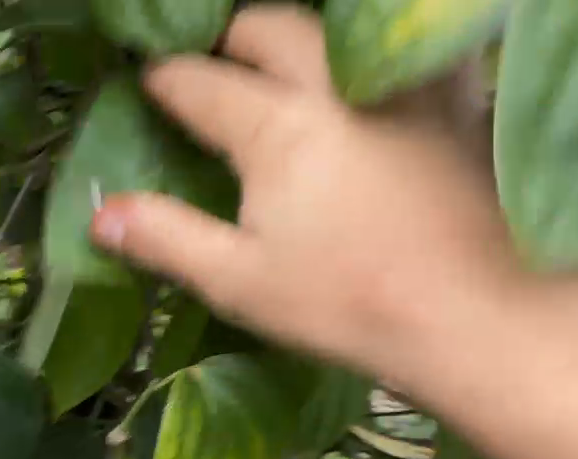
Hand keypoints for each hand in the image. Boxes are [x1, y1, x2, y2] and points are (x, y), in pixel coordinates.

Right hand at [91, 5, 577, 393]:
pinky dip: (371, 52)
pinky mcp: (460, 101)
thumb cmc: (341, 301)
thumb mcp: (235, 280)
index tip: (146, 78)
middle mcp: (342, 86)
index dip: (167, 79)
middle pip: (276, 27)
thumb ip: (165, 239)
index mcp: (278, 130)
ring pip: (347, 26)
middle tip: (209, 56)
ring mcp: (408, 86)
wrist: (476, 310)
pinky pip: (408, 49)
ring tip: (284, 58)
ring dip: (306, 34)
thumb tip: (101, 214)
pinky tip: (364, 82)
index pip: (205, 84)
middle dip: (232, 33)